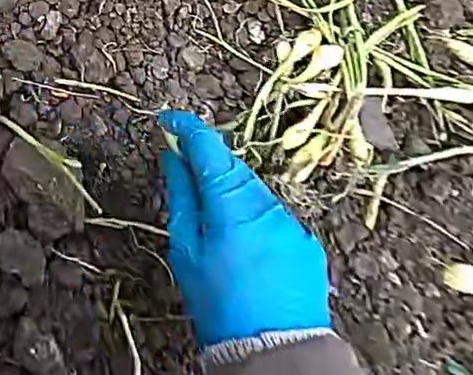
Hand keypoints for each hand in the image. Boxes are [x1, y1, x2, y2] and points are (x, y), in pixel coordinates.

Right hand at [159, 111, 331, 346]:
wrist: (277, 357)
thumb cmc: (220, 307)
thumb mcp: (187, 250)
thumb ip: (181, 195)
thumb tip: (173, 155)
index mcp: (230, 202)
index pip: (206, 143)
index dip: (184, 126)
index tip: (167, 121)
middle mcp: (264, 201)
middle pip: (230, 163)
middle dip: (205, 161)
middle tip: (182, 169)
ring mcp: (289, 219)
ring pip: (251, 186)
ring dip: (230, 189)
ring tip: (214, 220)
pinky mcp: (305, 238)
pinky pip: (272, 212)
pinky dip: (253, 213)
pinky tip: (243, 241)